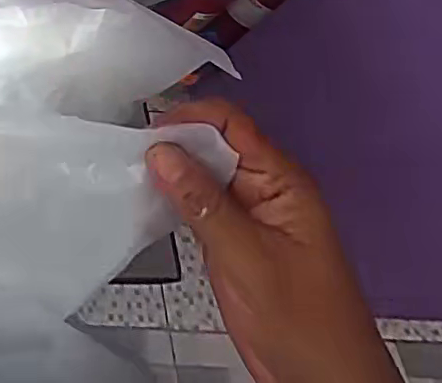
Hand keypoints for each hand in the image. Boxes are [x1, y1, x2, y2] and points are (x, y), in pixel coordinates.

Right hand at [146, 99, 397, 382]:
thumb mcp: (250, 258)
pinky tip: (151, 200)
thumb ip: (203, 203)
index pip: (233, 124)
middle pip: (214, 144)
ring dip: (173, 170)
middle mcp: (263, 188)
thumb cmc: (304, 323)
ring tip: (137, 173)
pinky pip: (198, 202)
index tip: (154, 130)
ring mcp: (246, 212)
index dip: (193, 118)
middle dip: (177, 143)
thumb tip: (162, 153)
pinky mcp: (231, 236)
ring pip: (203, 172)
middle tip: (137, 154)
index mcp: (280, 180)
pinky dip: (175, 197)